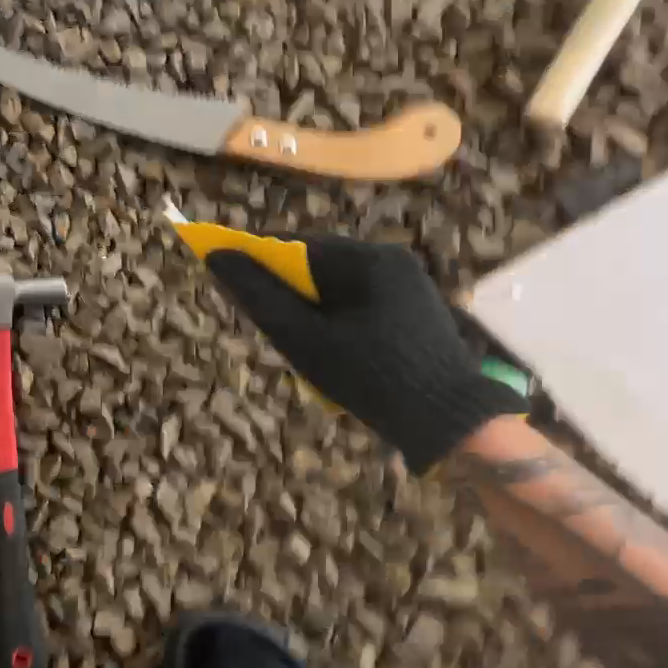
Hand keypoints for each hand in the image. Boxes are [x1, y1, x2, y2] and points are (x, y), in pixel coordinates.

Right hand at [206, 235, 526, 472]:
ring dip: (305, 305)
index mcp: (366, 258)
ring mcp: (406, 282)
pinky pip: (354, 297)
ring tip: (301, 342)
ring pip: (330, 282)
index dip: (253, 261)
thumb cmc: (369, 375)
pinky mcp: (413, 304)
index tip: (229, 287)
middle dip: (282, 288)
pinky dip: (330, 314)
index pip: (289, 243)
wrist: (452, 424)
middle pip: (310, 262)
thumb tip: (215, 255)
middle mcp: (389, 259)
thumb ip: (255, 292)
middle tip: (270, 325)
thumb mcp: (300, 336)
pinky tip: (330, 346)